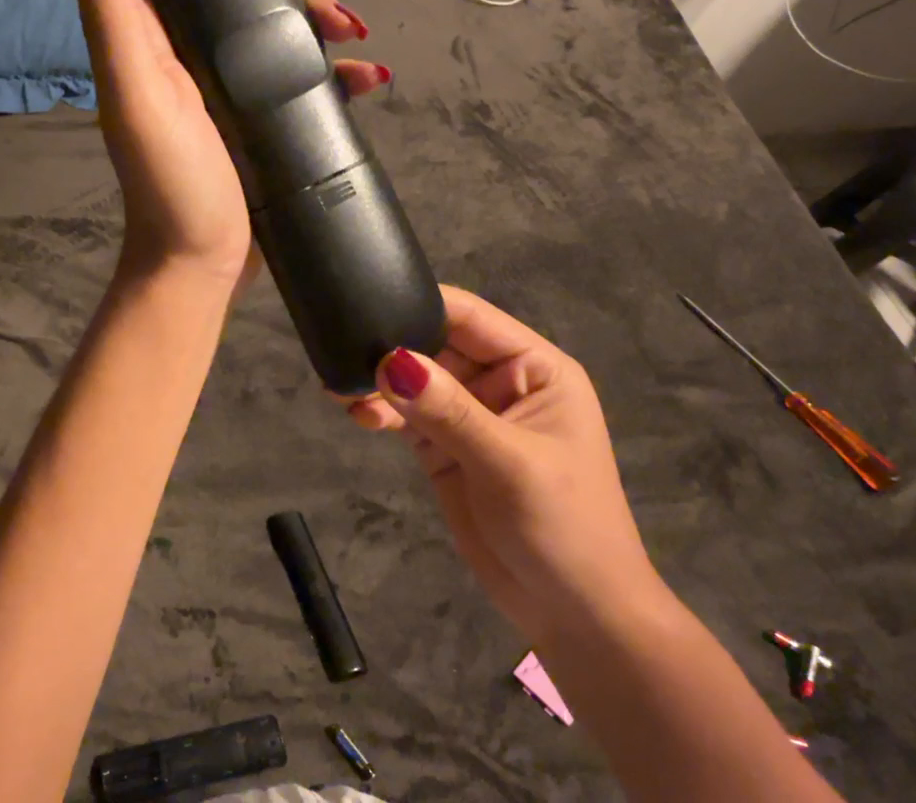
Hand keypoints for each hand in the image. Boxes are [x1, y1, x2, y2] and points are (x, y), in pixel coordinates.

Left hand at [47, 0, 390, 284]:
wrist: (199, 263)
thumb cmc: (170, 185)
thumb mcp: (137, 98)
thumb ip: (110, 15)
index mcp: (134, 31)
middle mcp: (168, 42)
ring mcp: (212, 76)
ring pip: (261, 8)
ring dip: (311, 1)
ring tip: (350, 29)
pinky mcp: (248, 108)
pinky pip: (292, 65)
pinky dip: (330, 63)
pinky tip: (365, 75)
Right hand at [355, 286, 666, 644]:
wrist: (573, 611)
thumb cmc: (562, 526)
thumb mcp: (507, 462)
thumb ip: (448, 410)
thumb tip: (389, 362)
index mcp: (535, 370)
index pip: (471, 319)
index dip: (422, 307)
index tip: (367, 304)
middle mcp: (500, 385)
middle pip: (435, 346)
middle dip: (392, 348)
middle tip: (344, 354)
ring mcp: (470, 419)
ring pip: (414, 383)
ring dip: (379, 384)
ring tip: (342, 390)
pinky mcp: (445, 451)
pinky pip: (406, 418)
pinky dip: (380, 413)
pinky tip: (357, 415)